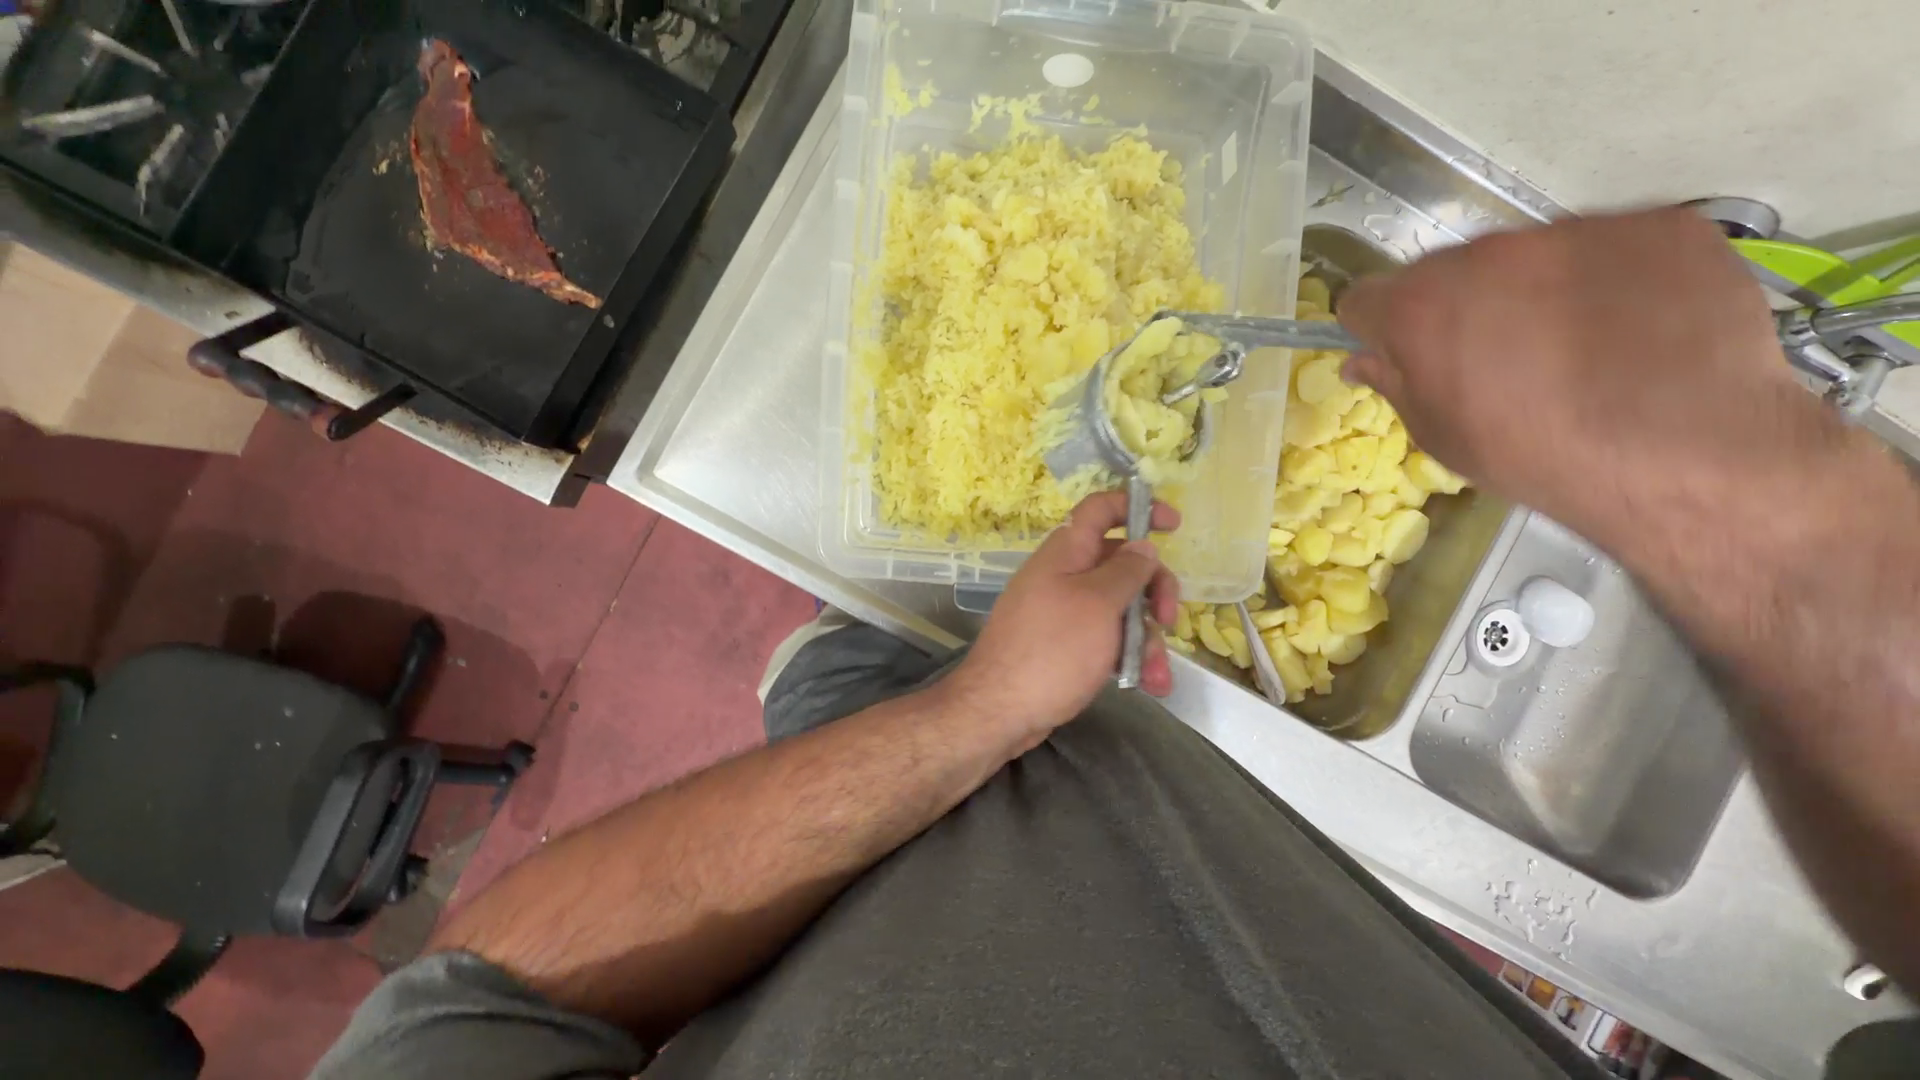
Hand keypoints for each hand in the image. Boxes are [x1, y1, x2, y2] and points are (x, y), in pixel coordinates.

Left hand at [944, 491, 1181, 746]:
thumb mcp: (1097, 604)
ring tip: (1158, 674)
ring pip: (1120, 610)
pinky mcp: (1066, 648)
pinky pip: (1107, 642)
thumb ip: (1126, 571)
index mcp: (1066, 553)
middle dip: (1154, 591)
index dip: (1136, 508)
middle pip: (1121, 565)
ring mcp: (1064, 614)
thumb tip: (1142, 545)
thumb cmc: (1051, 650)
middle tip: (1168, 619)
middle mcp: (1064, 577)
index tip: (1173, 525)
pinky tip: (1148, 685)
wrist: (999, 712)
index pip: (1100, 511)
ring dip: (1147, 639)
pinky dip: (1129, 659)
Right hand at [1335, 207, 1824, 543]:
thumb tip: (1366, 358)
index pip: (1368, 298)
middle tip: (1498, 358)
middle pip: (1450, 269)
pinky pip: (1613, 247)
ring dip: (1534, 288)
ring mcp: (1577, 232)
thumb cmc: (1538, 456)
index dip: (1379, 328)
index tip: (1402, 354)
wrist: (1684, 450)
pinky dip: (1612, 280)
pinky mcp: (1657, 227)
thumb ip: (1396, 385)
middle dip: (1459, 306)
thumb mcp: (1442, 438)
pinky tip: (1636, 329)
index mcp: (1420, 306)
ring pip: (1532, 254)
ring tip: (1579, 346)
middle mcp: (1488, 253)